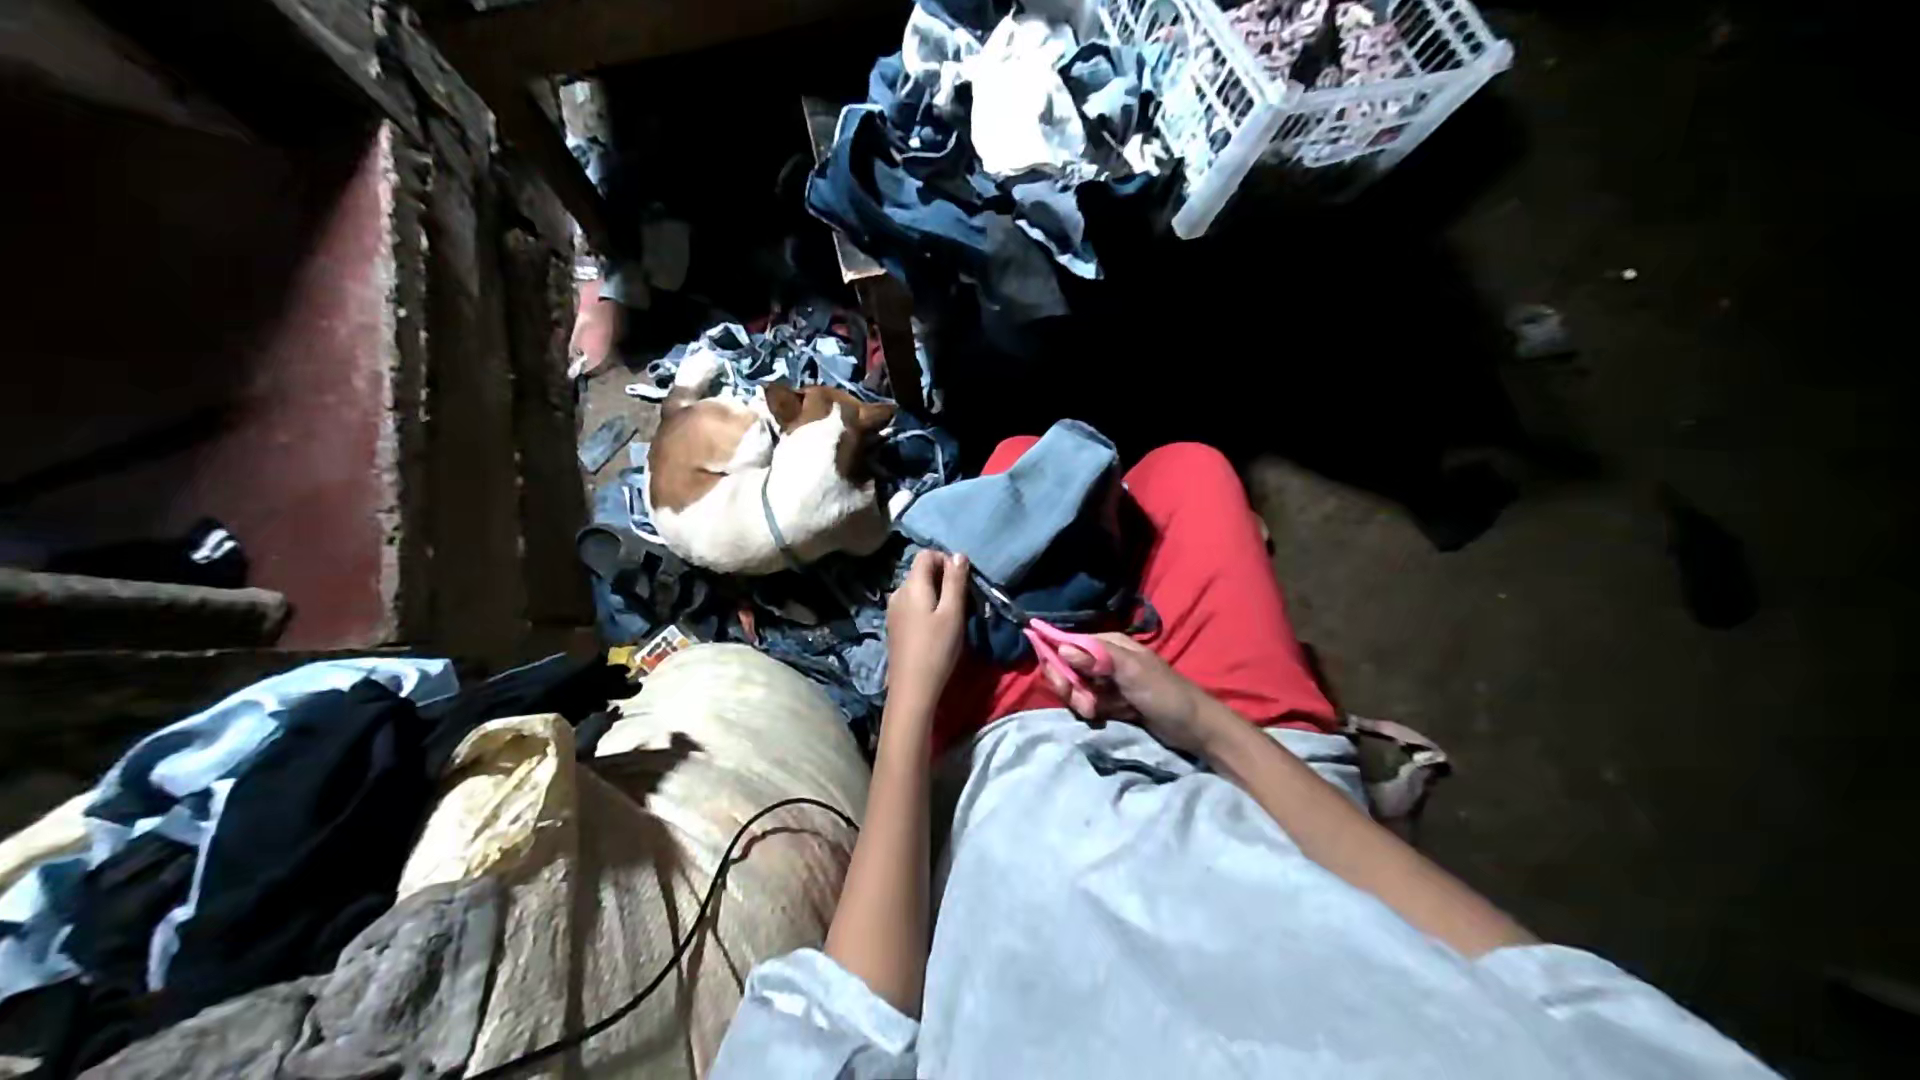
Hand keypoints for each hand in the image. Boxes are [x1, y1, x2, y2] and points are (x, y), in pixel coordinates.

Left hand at [886, 550, 969, 711]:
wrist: (912, 688)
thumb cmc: (937, 648)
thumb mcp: (952, 613)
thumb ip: (955, 581)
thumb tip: (958, 554)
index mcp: (911, 585)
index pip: (926, 555)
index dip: (946, 560)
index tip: (962, 581)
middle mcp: (897, 592)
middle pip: (921, 571)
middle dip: (943, 578)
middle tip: (962, 600)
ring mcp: (893, 610)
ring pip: (918, 589)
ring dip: (937, 594)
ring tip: (952, 615)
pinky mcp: (894, 625)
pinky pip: (912, 604)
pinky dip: (927, 606)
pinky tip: (937, 626)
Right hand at [1040, 633, 1221, 754]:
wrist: (1194, 729)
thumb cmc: (1165, 694)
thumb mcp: (1133, 671)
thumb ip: (1098, 657)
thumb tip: (1063, 648)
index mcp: (1109, 643)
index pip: (1069, 643)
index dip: (1057, 659)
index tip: (1060, 681)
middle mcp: (1104, 659)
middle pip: (1067, 666)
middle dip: (1068, 685)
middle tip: (1083, 703)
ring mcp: (1107, 682)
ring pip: (1076, 687)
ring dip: (1079, 701)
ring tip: (1094, 712)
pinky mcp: (1110, 702)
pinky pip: (1087, 702)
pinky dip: (1090, 710)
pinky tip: (1100, 717)